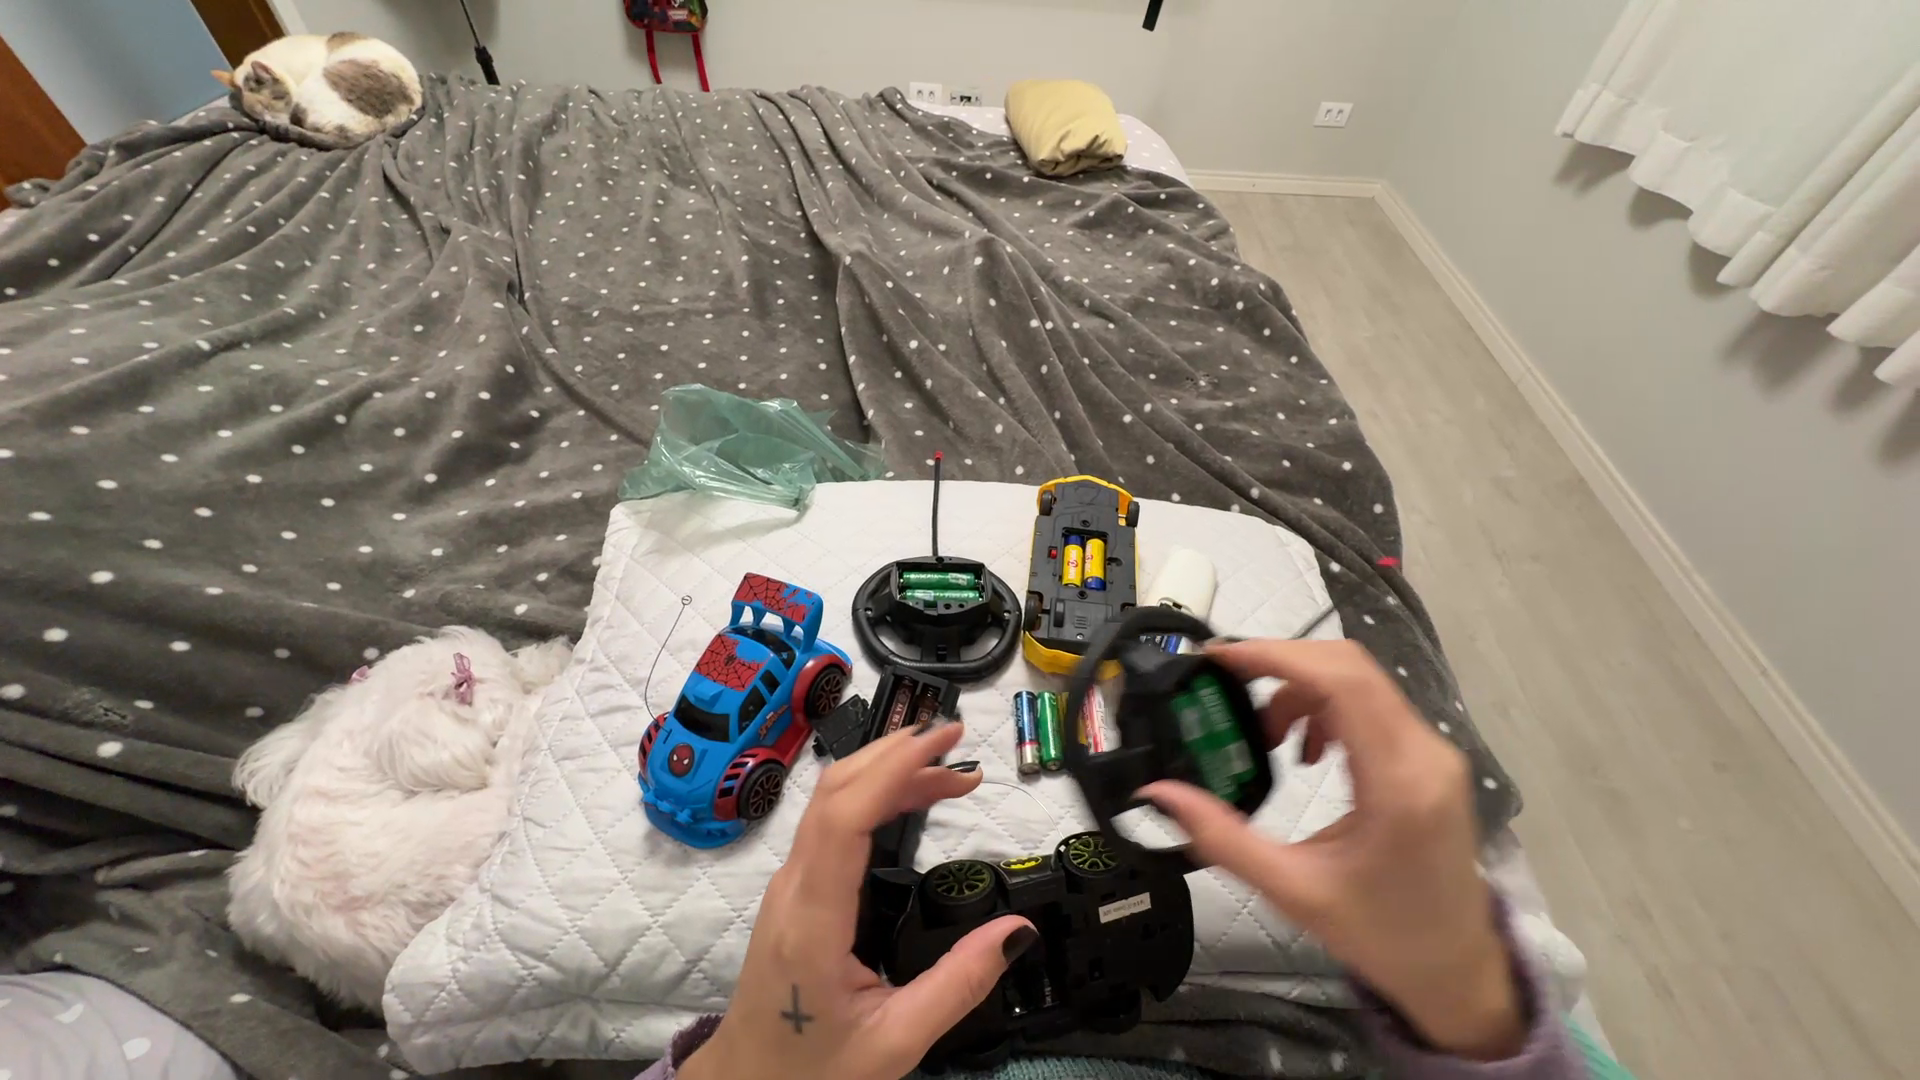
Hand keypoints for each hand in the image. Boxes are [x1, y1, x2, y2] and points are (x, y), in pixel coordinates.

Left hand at [680, 719, 1035, 1079]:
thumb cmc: (814, 1070)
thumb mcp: (896, 1042)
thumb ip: (959, 985)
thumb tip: (1019, 930)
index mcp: (813, 921)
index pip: (843, 817)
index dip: (891, 768)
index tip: (941, 743)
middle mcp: (794, 887)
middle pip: (836, 791)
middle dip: (896, 752)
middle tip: (956, 740)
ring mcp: (790, 882)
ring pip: (832, 799)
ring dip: (888, 771)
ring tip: (951, 772)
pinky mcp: (796, 885)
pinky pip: (832, 820)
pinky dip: (875, 794)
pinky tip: (912, 799)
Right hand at [1141, 640, 1525, 1060]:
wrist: (1456, 968)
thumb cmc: (1381, 934)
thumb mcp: (1292, 891)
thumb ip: (1222, 838)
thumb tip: (1158, 792)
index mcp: (1398, 784)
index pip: (1342, 682)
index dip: (1277, 656)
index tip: (1219, 658)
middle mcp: (1425, 753)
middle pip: (1349, 667)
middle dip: (1279, 663)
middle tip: (1225, 683)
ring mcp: (1432, 751)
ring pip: (1358, 680)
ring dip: (1299, 688)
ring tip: (1264, 734)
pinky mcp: (1427, 757)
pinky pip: (1369, 703)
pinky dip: (1323, 705)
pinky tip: (1303, 749)